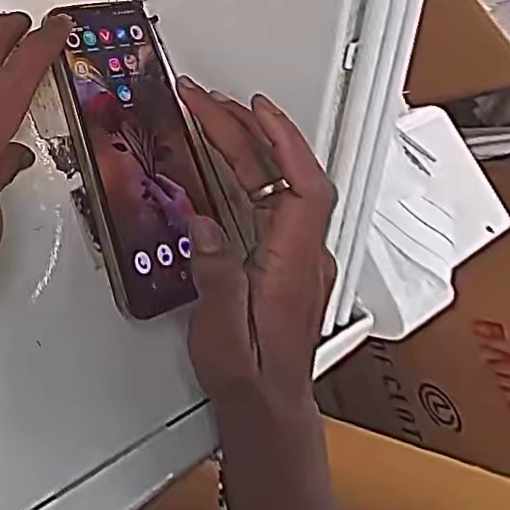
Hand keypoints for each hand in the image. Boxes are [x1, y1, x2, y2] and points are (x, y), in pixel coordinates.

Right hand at [178, 80, 337, 509]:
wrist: (268, 410)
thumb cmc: (250, 379)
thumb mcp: (221, 337)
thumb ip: (215, 277)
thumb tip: (203, 222)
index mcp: (293, 267)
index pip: (306, 188)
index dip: (285, 140)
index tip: (258, 107)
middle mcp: (300, 251)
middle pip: (282, 172)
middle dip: (244, 126)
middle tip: (203, 99)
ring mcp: (292, 248)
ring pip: (274, 177)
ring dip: (242, 138)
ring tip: (207, 110)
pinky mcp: (279, 250)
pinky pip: (266, 191)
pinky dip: (245, 161)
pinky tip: (223, 148)